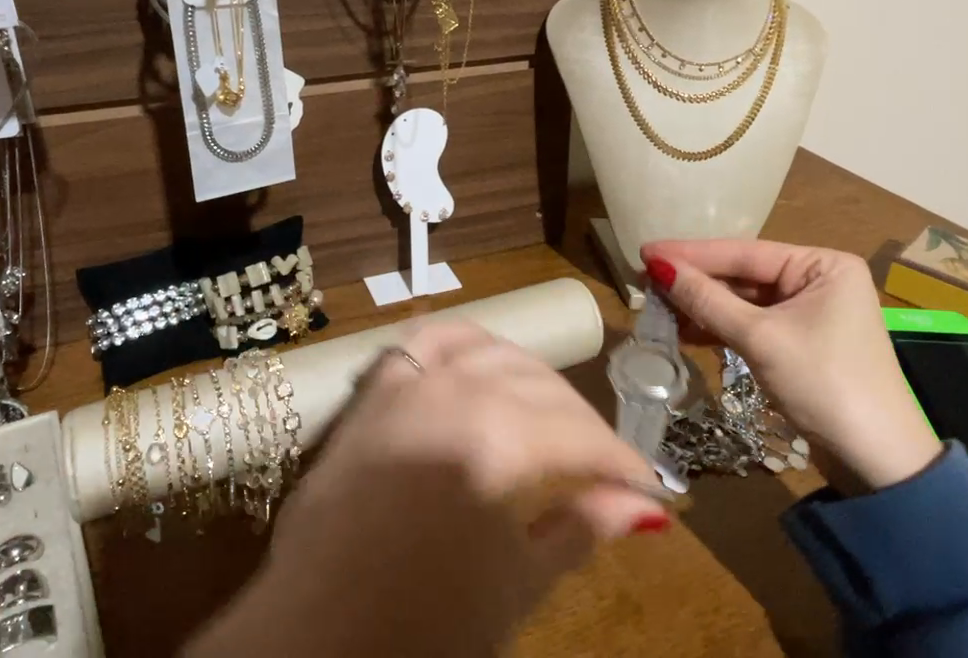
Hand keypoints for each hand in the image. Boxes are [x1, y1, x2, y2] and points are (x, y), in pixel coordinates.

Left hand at [184, 322, 666, 657]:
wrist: (316, 628)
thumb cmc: (424, 621)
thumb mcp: (516, 582)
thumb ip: (582, 527)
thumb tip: (644, 507)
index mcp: (500, 439)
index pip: (584, 436)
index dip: (624, 462)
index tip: (650, 487)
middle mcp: (458, 391)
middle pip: (544, 388)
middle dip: (585, 424)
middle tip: (606, 465)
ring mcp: (410, 382)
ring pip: (493, 354)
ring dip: (534, 379)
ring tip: (553, 414)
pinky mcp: (374, 388)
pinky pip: (427, 340)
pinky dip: (464, 343)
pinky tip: (481, 357)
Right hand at [641, 239, 941, 489]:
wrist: (877, 462)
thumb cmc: (825, 385)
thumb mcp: (760, 339)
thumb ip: (706, 300)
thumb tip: (656, 266)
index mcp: (823, 265)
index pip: (744, 252)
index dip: (691, 253)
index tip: (645, 250)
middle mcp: (818, 281)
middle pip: (742, 275)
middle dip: (694, 280)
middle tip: (643, 276)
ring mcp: (809, 313)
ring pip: (742, 301)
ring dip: (701, 305)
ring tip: (655, 303)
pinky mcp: (798, 343)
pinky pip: (749, 324)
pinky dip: (718, 327)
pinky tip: (682, 328)